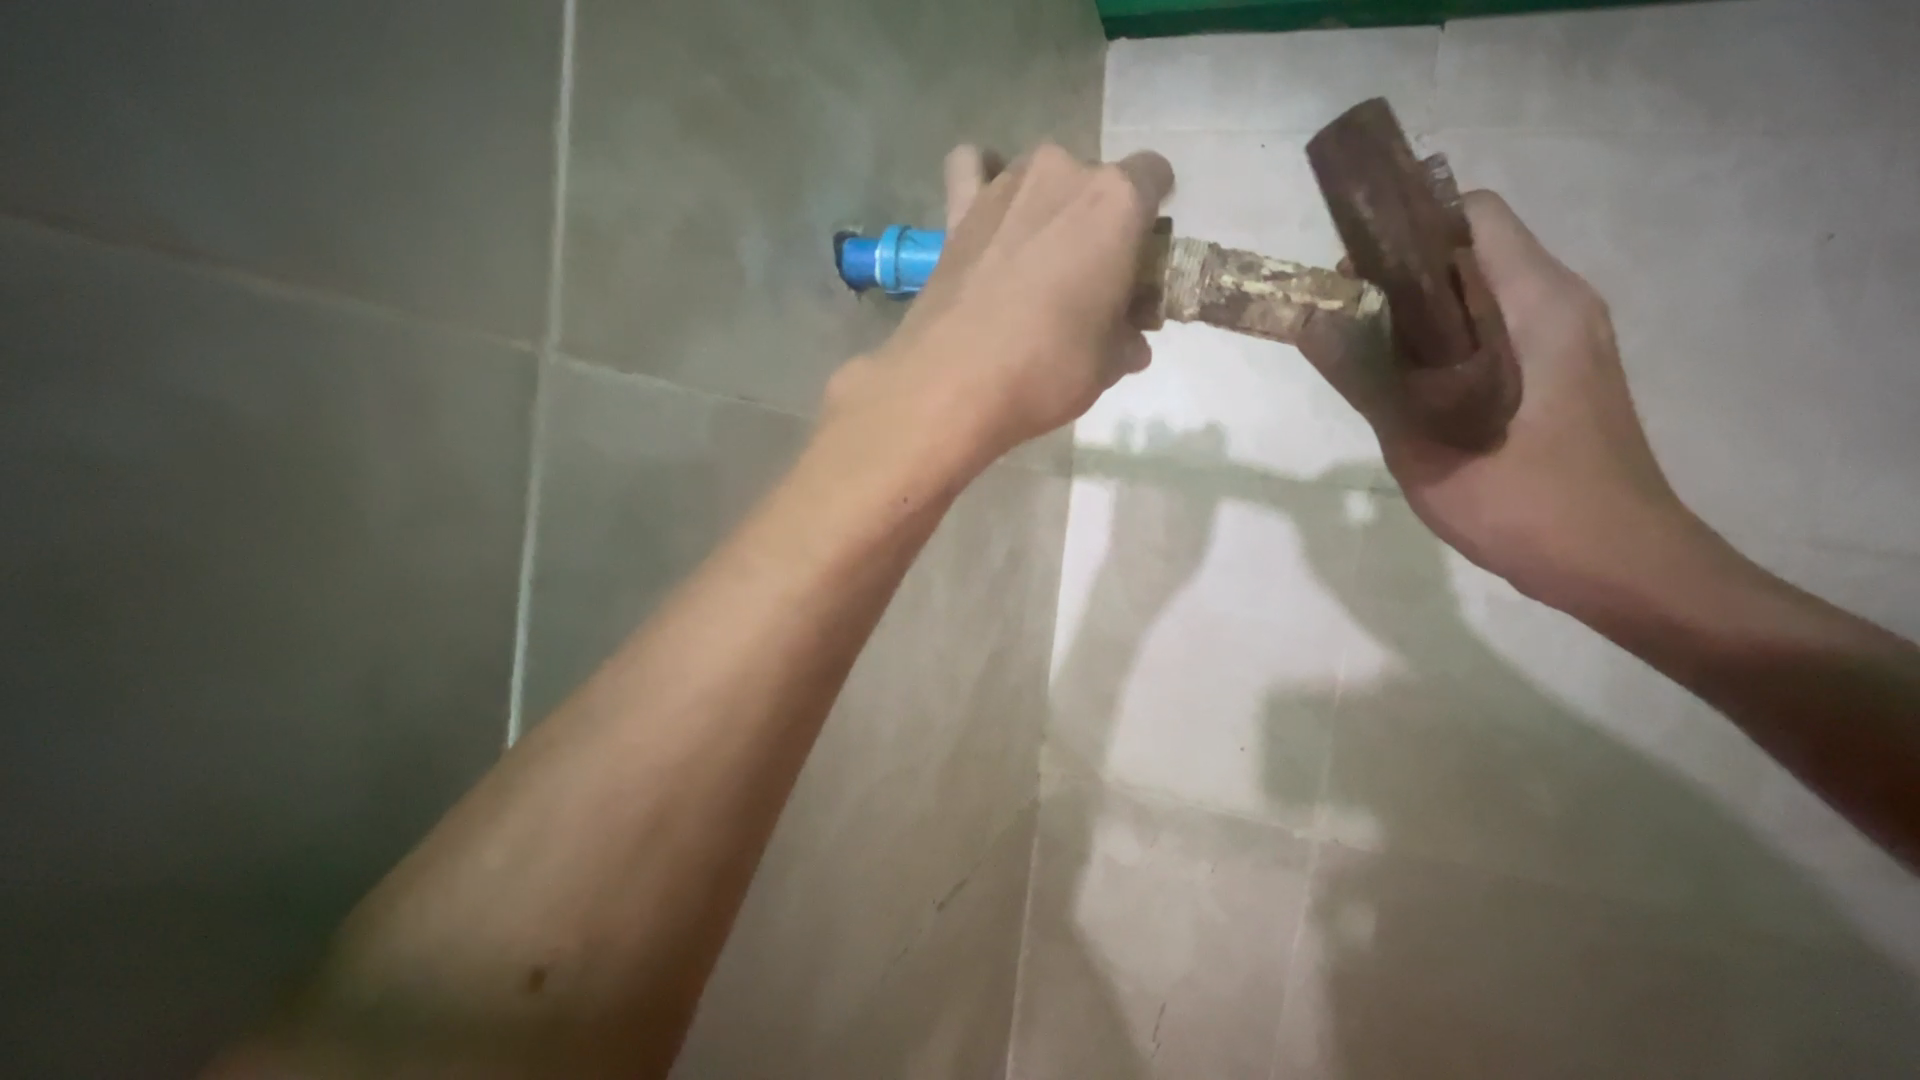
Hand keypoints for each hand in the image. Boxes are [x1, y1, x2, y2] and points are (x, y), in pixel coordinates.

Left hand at [824, 144, 1174, 471]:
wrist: (953, 384)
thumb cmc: (1049, 369)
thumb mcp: (1109, 363)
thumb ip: (1127, 338)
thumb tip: (1131, 342)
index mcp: (1116, 202)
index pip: (1154, 177)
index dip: (1151, 218)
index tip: (1141, 259)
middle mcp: (1062, 174)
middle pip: (1095, 182)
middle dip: (1099, 222)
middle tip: (1088, 281)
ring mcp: (1005, 186)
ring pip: (1041, 175)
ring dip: (1047, 207)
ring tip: (1037, 261)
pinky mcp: (958, 209)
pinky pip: (972, 168)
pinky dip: (983, 179)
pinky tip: (989, 214)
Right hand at [1301, 191, 1705, 605]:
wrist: (1620, 565)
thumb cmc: (1527, 503)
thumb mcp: (1425, 447)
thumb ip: (1369, 383)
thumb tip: (1312, 327)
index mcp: (1538, 304)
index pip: (1470, 215)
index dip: (1404, 231)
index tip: (1354, 277)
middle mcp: (1562, 302)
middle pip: (1472, 250)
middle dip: (1403, 274)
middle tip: (1349, 323)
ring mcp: (1571, 336)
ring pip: (1483, 292)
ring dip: (1424, 312)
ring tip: (1374, 357)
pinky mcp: (1567, 368)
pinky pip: (1498, 326)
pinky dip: (1450, 340)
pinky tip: (1417, 388)